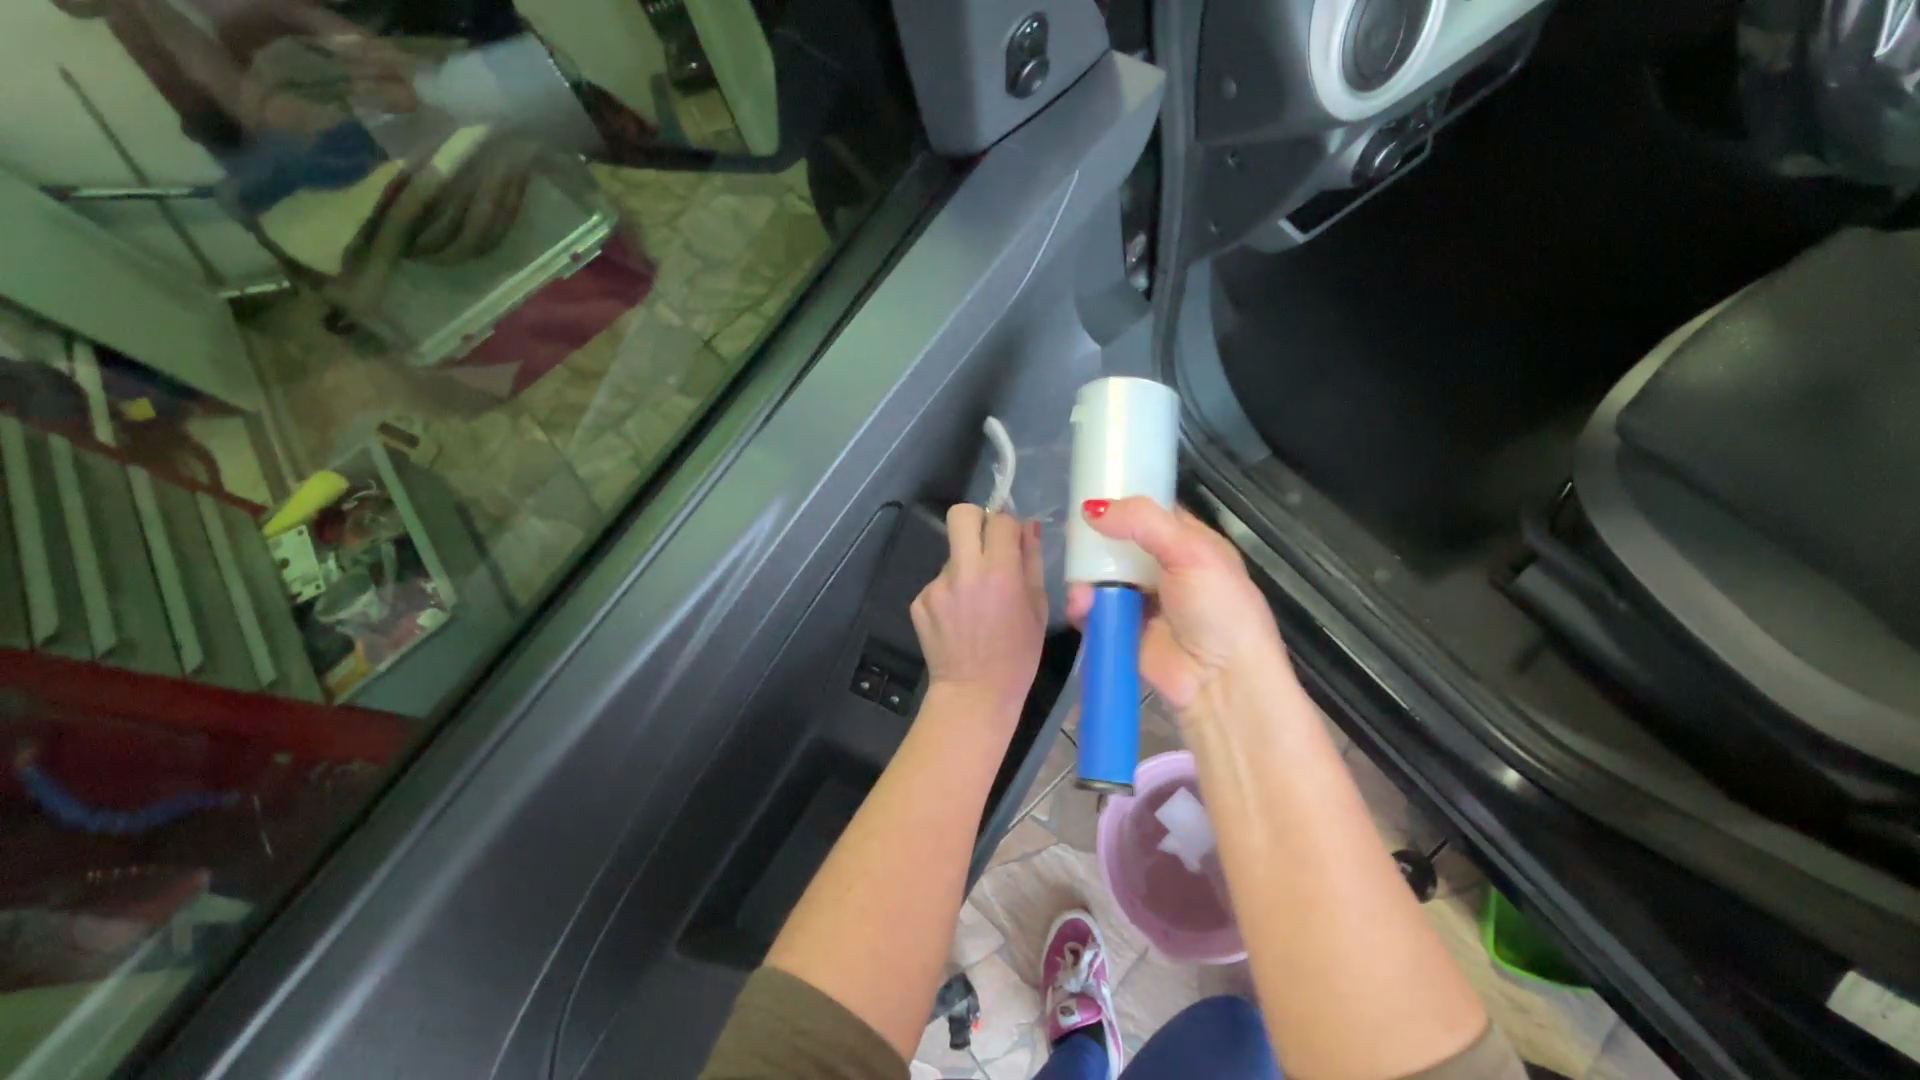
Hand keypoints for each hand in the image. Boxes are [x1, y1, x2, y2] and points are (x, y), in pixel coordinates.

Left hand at [910, 505, 1048, 716]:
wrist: (975, 693)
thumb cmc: (1017, 655)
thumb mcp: (1037, 608)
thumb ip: (1031, 562)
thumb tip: (1028, 527)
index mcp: (1000, 572)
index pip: (1000, 520)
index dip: (1009, 525)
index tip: (1013, 540)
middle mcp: (964, 572)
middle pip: (961, 515)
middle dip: (976, 520)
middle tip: (986, 543)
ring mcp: (936, 587)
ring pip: (951, 555)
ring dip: (965, 567)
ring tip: (977, 604)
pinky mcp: (919, 602)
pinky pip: (938, 583)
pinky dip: (950, 594)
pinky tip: (959, 620)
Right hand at [1067, 497, 1289, 721]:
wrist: (1220, 681)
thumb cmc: (1218, 609)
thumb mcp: (1191, 552)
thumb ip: (1143, 523)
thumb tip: (1091, 509)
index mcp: (1189, 544)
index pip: (1150, 514)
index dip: (1122, 503)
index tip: (1090, 495)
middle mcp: (1164, 569)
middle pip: (1119, 545)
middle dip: (1094, 543)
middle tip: (1073, 540)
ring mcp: (1142, 601)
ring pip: (1101, 577)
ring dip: (1085, 577)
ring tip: (1081, 588)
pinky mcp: (1123, 630)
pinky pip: (1093, 611)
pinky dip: (1083, 607)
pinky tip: (1082, 607)